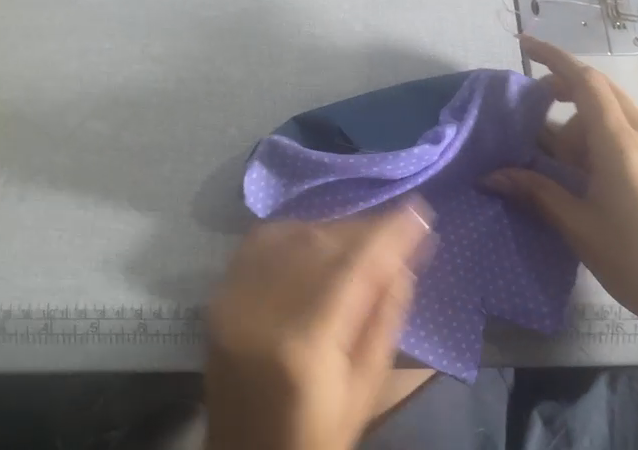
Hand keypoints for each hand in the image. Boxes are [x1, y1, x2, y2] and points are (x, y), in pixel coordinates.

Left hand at [205, 201, 434, 449]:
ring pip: (292, 235)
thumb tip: (403, 259)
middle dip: (364, 229)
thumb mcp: (364, 389)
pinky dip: (294, 232)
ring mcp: (233, 299)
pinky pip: (260, 242)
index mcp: (304, 344)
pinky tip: (317, 239)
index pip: (353, 267)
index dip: (388, 234)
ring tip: (362, 237)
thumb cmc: (315, 438)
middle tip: (397, 228)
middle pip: (322, 243)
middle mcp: (262, 310)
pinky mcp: (218, 297)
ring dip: (332, 228)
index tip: (419, 211)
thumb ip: (383, 319)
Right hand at [485, 35, 637, 341]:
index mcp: (620, 143)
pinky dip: (597, 137)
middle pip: (599, 90)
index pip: (585, 82)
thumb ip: (536, 191)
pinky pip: (625, 131)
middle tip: (530, 116)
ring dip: (579, 123)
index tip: (524, 44)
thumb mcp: (579, 227)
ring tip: (557, 166)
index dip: (553, 58)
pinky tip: (583, 175)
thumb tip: (492, 174)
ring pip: (611, 112)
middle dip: (562, 91)